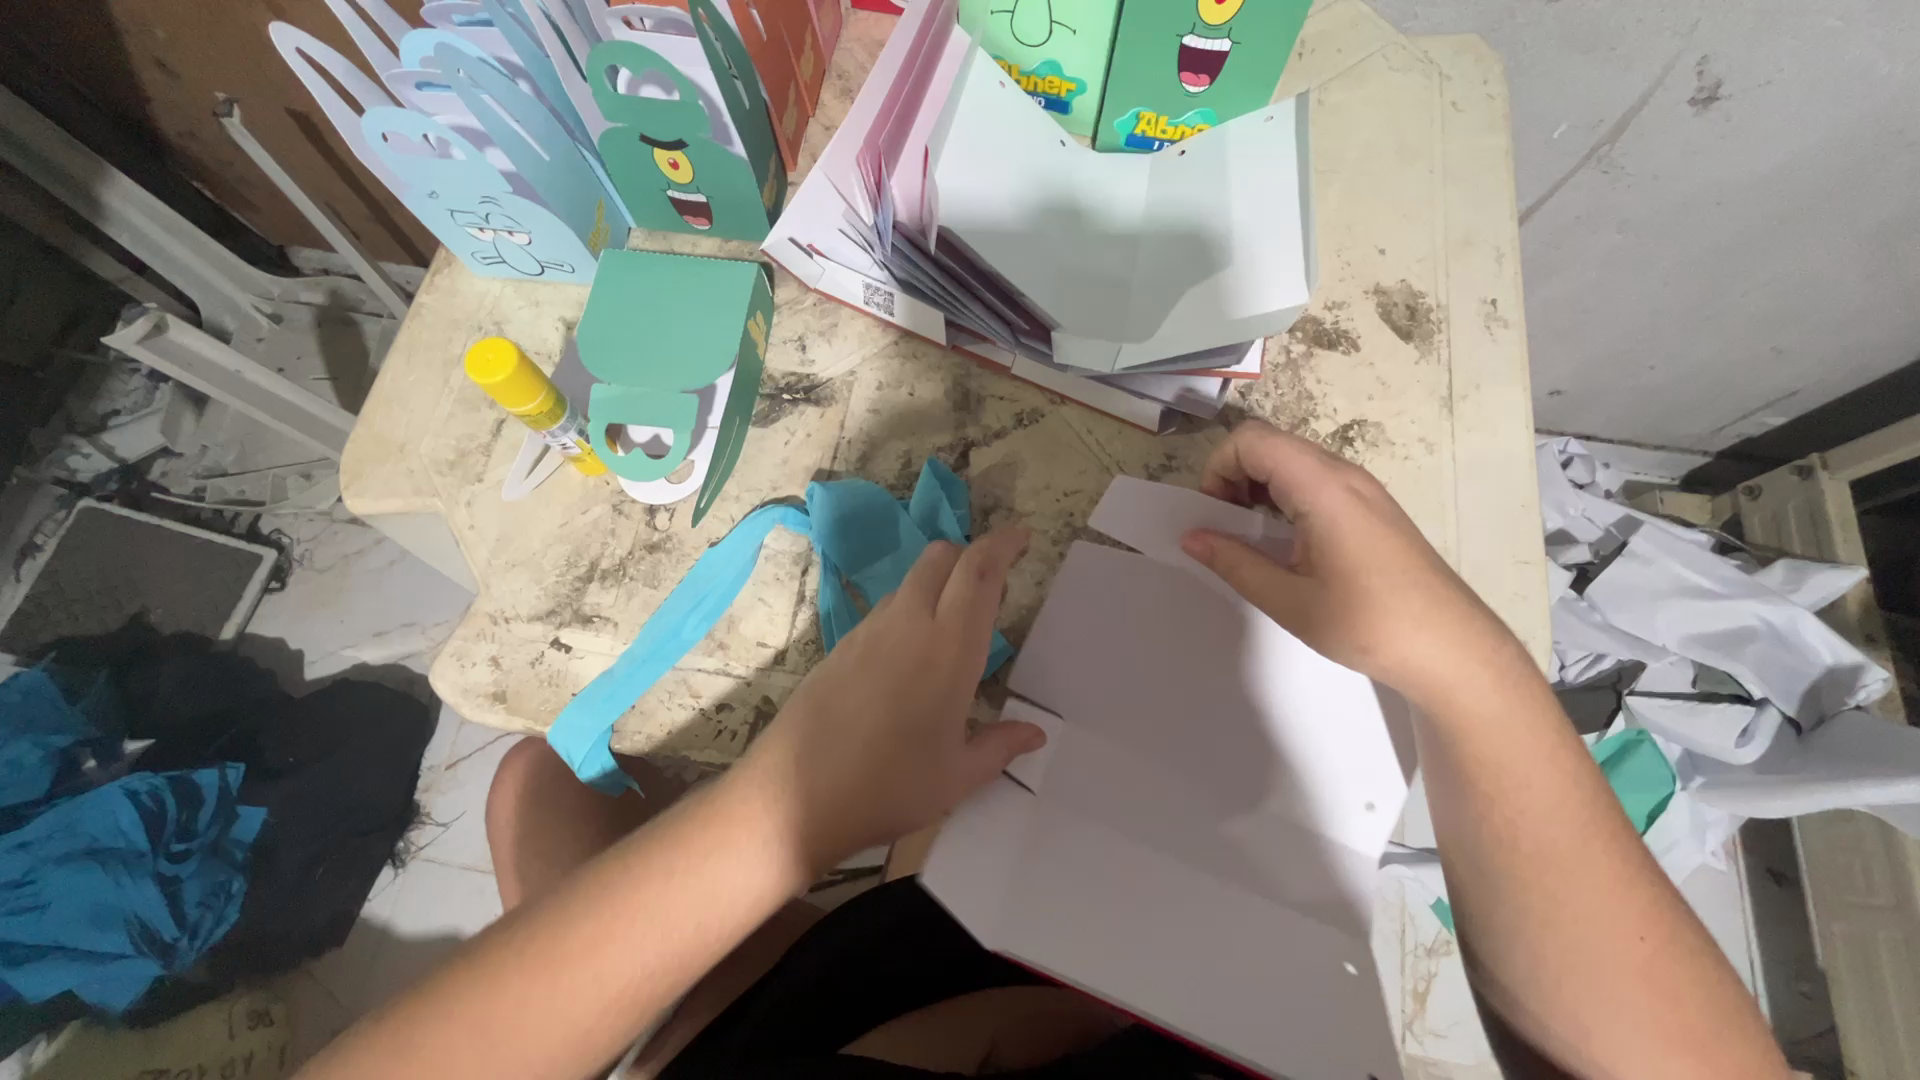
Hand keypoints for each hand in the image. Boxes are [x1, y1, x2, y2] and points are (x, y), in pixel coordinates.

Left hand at [732, 527, 1046, 874]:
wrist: (794, 795)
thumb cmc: (888, 786)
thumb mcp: (956, 777)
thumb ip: (1000, 747)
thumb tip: (1035, 734)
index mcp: (949, 647)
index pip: (979, 572)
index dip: (1002, 544)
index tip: (1021, 536)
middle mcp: (909, 624)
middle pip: (941, 557)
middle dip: (972, 553)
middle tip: (995, 578)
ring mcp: (869, 631)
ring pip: (911, 580)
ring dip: (941, 581)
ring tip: (957, 622)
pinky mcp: (842, 645)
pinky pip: (887, 608)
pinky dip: (912, 607)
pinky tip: (914, 654)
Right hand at [1179, 421, 1525, 707]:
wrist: (1453, 649)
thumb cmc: (1369, 625)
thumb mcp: (1289, 600)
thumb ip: (1234, 562)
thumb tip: (1190, 537)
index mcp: (1323, 488)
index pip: (1252, 440)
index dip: (1218, 468)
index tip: (1212, 515)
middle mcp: (1345, 475)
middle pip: (1270, 444)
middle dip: (1233, 476)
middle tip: (1224, 528)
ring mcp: (1363, 489)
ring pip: (1292, 461)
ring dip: (1258, 487)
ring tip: (1251, 539)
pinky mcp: (1372, 508)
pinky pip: (1315, 481)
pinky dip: (1284, 497)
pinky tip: (1286, 544)